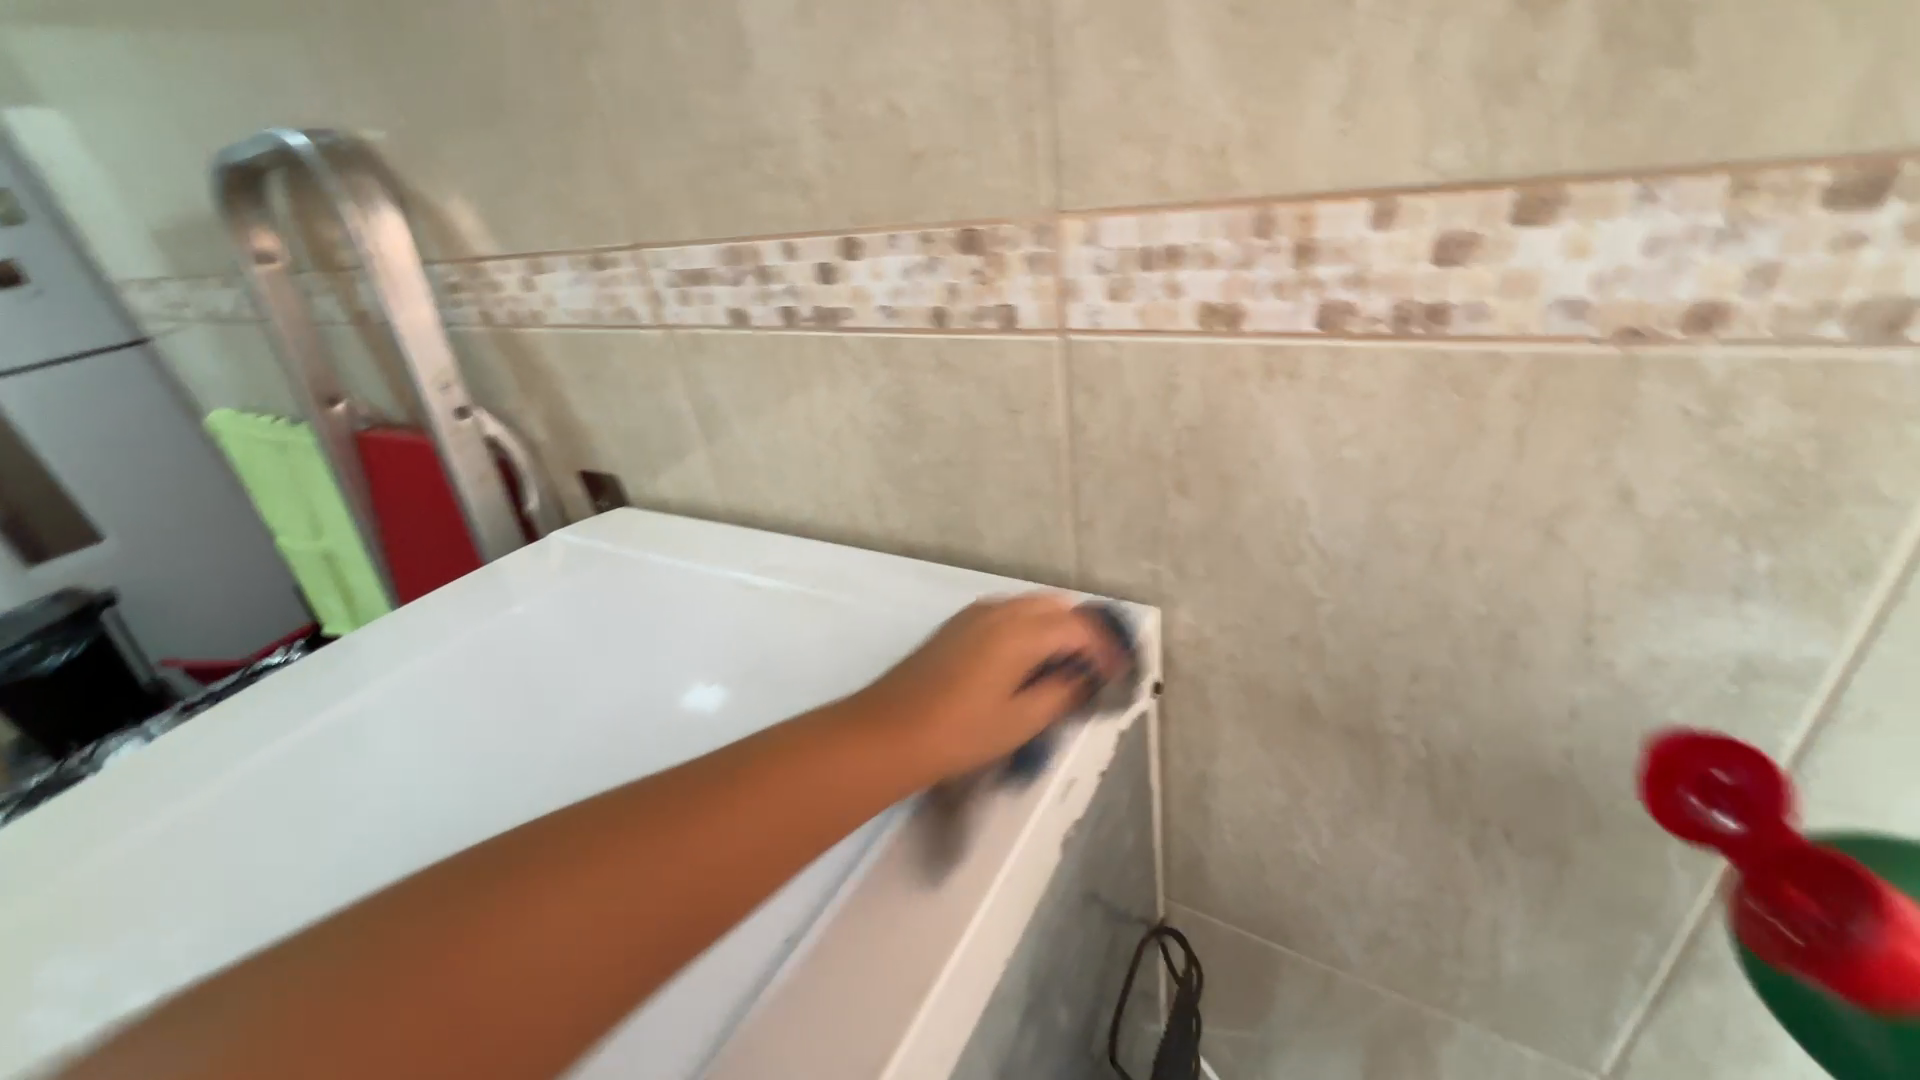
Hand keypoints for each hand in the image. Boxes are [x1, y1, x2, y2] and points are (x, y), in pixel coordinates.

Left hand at [841, 593, 1132, 782]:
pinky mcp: (956, 627)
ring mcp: (974, 615)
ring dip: (1054, 630)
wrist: (887, 733)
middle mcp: (1000, 611)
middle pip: (1056, 607)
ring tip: (1064, 671)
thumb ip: (1061, 694)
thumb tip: (1086, 678)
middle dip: (1081, 633)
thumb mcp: (1021, 721)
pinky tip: (1026, 666)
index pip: (1079, 627)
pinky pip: (1006, 616)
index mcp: (1021, 630)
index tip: (1118, 676)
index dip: (1104, 650)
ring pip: (1030, 608)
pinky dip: (1028, 631)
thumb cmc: (959, 732)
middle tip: (1093, 672)